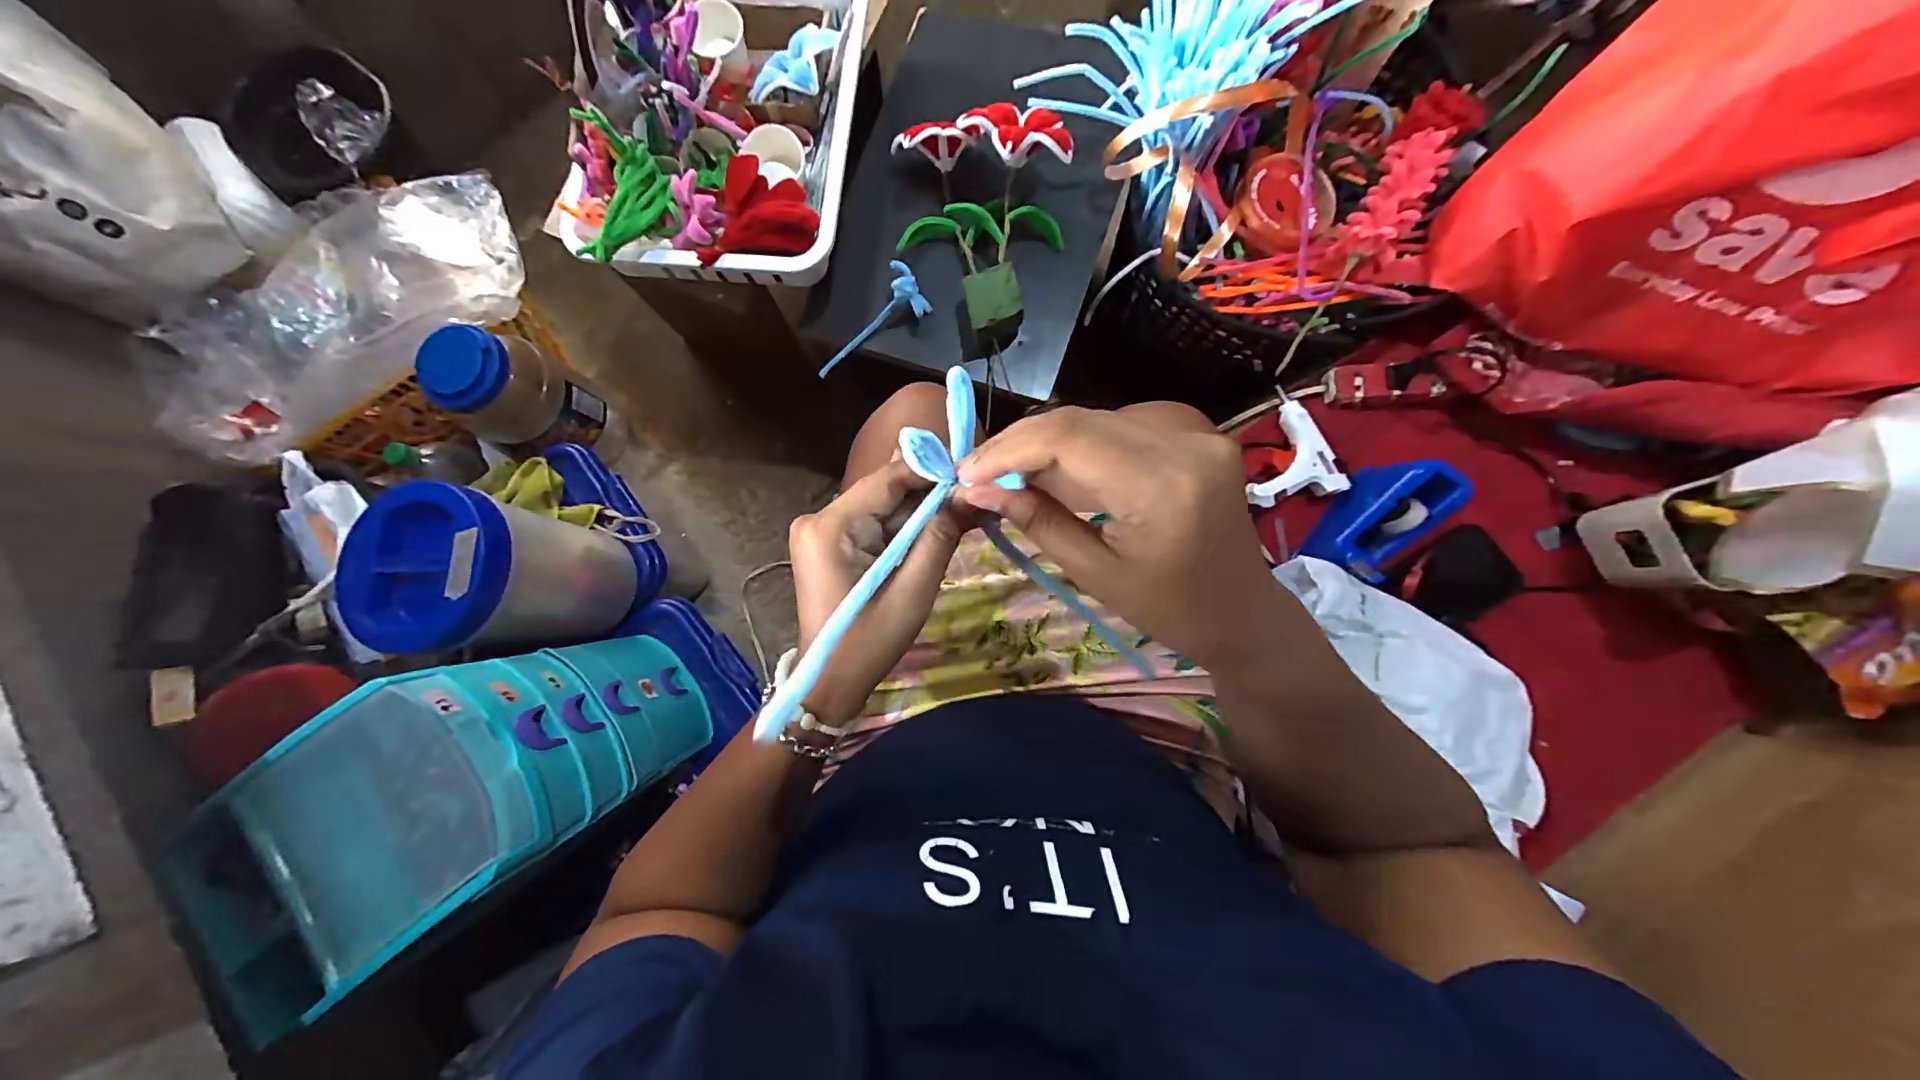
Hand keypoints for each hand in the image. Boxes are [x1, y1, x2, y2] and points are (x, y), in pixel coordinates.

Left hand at [789, 458, 964, 721]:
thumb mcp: (914, 589)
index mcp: (830, 526)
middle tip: (973, 496)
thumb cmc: (871, 642)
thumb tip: (969, 491)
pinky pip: (872, 525)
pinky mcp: (826, 544)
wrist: (830, 682)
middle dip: (928, 495)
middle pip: (884, 492)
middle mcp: (817, 518)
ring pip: (881, 508)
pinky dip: (901, 529)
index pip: (888, 478)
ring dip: (918, 513)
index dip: (931, 471)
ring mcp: (819, 531)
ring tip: (961, 513)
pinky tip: (932, 531)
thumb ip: (940, 534)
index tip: (971, 473)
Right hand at [954, 407, 1280, 671]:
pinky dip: (1080, 446)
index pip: (1068, 438)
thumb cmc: (1169, 609)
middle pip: (1080, 420)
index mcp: (1162, 486)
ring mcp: (1195, 434)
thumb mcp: (1095, 573)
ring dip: (1046, 443)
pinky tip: (1053, 470)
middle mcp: (1184, 444)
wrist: (1241, 612)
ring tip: (1007, 474)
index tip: (967, 472)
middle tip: (978, 473)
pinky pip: (1121, 428)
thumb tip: (977, 488)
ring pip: (1096, 420)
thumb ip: (1037, 520)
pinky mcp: (1195, 435)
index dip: (1009, 449)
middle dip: (1021, 444)